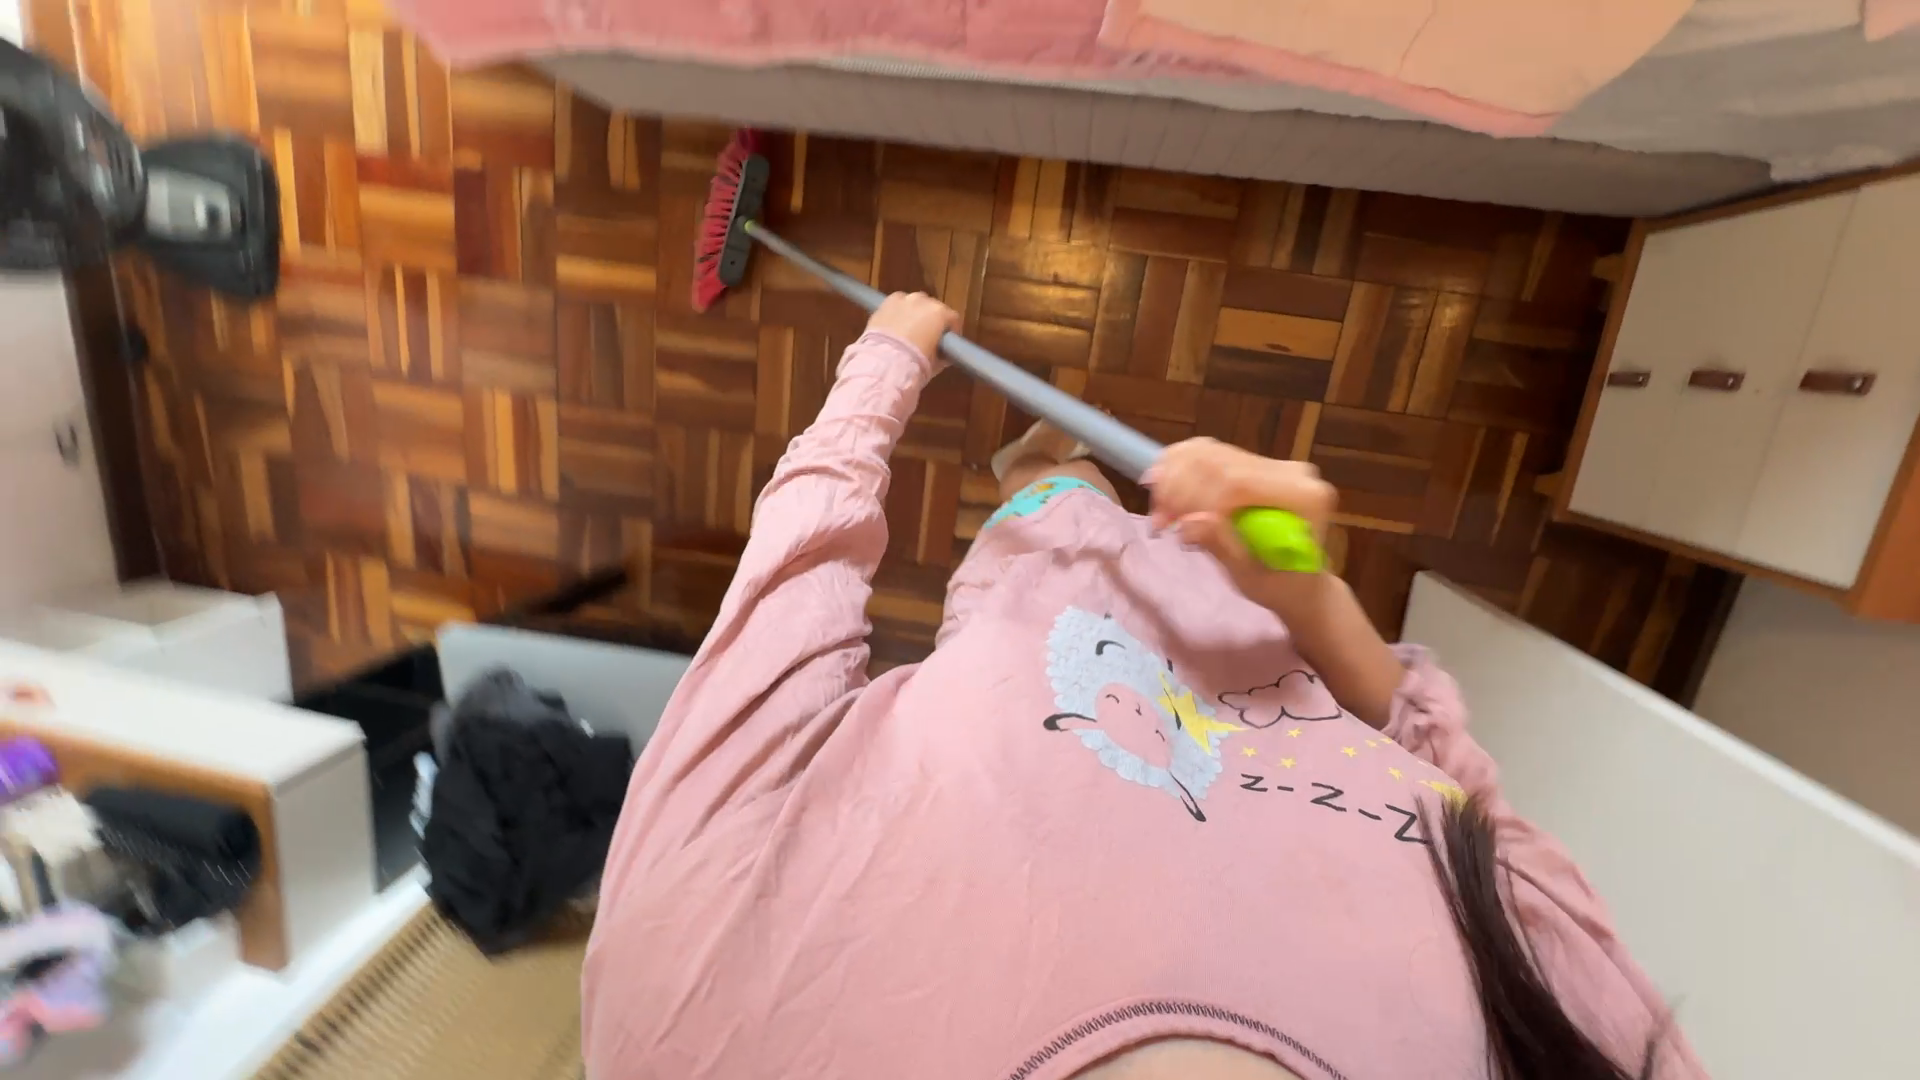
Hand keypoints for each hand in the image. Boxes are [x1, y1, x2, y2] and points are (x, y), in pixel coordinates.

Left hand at [866, 292, 959, 365]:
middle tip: (926, 338)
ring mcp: (903, 299)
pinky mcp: (886, 302)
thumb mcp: (936, 364)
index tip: (948, 343)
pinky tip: (894, 326)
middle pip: (933, 308)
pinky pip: (897, 304)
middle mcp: (923, 300)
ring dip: (914, 314)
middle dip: (931, 320)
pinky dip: (898, 312)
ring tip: (908, 332)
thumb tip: (945, 355)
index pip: (953, 318)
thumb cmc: (915, 363)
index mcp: (940, 313)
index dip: (952, 331)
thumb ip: (944, 355)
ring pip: (914, 303)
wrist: (884, 363)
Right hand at [1147, 438, 1337, 614]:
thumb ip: (1224, 546)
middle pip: (1219, 462)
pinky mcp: (1254, 463)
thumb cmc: (1279, 587)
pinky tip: (1161, 486)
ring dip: (1172, 478)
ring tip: (1159, 511)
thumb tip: (1189, 522)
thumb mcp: (1252, 577)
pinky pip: (1209, 453)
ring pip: (1208, 453)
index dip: (1197, 499)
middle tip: (1159, 522)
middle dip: (1179, 489)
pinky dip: (1178, 467)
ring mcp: (1272, 464)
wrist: (1297, 582)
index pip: (1239, 482)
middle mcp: (1291, 471)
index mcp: (1304, 497)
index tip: (1176, 528)